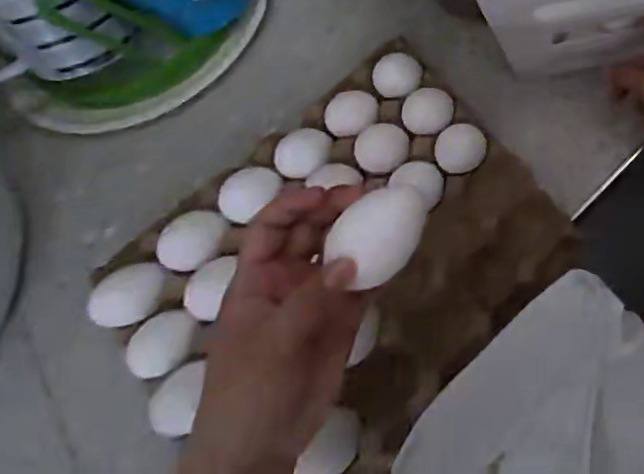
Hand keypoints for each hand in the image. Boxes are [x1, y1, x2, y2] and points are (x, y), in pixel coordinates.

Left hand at [180, 186, 368, 473]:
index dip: (294, 204)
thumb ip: (311, 298)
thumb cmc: (247, 389)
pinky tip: (396, 253)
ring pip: (338, 253)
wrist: (258, 451)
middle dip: (334, 208)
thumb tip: (350, 260)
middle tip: (365, 195)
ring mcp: (315, 298)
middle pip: (310, 231)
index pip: (271, 226)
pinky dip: (377, 268)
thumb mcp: (272, 340)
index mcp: (257, 277)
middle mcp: (287, 279)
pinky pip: (361, 286)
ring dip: (359, 232)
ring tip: (386, 213)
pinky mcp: (340, 320)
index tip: (323, 194)